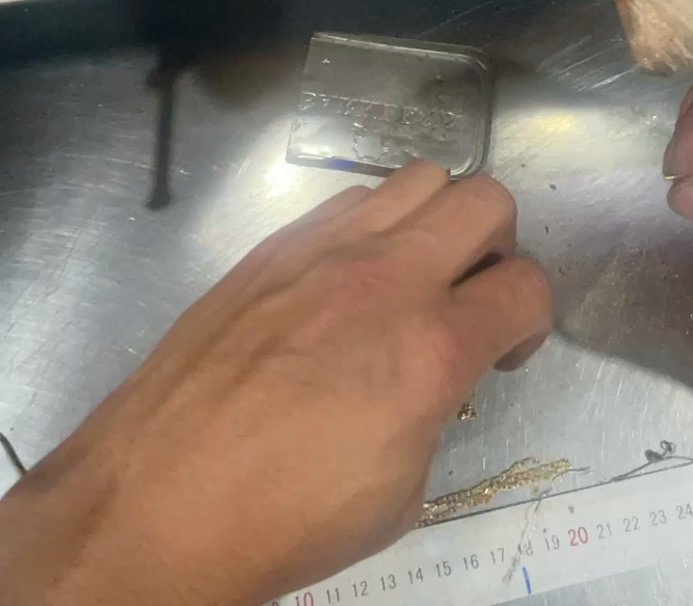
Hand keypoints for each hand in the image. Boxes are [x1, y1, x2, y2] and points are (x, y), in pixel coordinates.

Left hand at [0, 162, 552, 605]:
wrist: (159, 497)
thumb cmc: (286, 515)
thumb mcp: (401, 488)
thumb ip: (440, 402)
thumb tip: (442, 365)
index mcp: (430, 348)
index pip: (527, 287)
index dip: (533, 316)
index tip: (505, 345)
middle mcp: (387, 276)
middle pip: (487, 199)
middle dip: (498, 245)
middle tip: (467, 294)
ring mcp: (326, 247)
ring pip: (420, 177)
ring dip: (436, 220)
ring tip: (409, 272)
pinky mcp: (276, 242)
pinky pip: (352, 200)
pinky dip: (374, 224)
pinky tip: (346, 274)